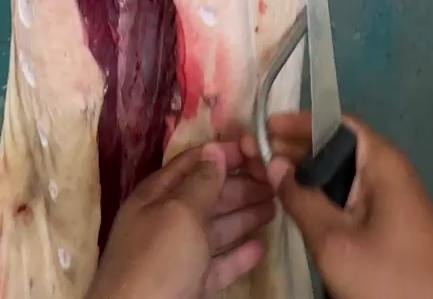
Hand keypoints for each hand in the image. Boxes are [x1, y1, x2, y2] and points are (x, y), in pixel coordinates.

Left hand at [87, 140, 276, 298]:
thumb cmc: (158, 261)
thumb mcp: (179, 213)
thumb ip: (201, 183)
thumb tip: (215, 149)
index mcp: (156, 194)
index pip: (192, 163)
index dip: (221, 154)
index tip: (254, 147)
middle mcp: (166, 220)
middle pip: (207, 195)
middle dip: (239, 185)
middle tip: (275, 181)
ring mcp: (177, 255)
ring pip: (215, 228)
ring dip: (243, 216)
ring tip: (275, 207)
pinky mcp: (189, 285)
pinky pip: (217, 264)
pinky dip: (238, 255)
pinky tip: (260, 248)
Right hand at [248, 113, 432, 298]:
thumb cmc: (391, 283)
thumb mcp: (335, 243)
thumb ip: (301, 199)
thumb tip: (275, 164)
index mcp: (382, 163)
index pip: (336, 122)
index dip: (299, 122)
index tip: (264, 128)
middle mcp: (390, 173)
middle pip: (338, 146)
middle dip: (298, 148)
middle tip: (257, 157)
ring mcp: (395, 201)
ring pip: (343, 175)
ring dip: (309, 175)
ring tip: (271, 180)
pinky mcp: (394, 227)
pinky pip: (353, 198)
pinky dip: (325, 197)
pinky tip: (301, 209)